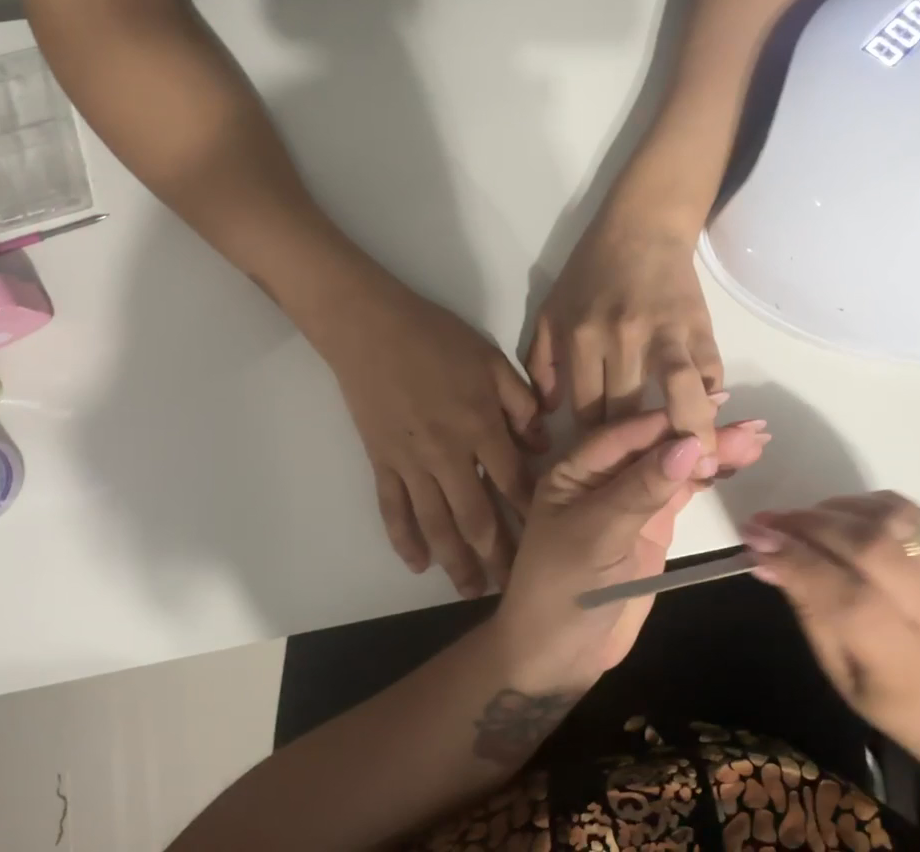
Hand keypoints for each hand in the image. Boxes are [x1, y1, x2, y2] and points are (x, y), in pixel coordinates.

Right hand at [321, 279, 546, 598]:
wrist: (369, 328)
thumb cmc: (436, 338)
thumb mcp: (492, 360)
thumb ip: (521, 403)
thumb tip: (543, 446)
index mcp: (480, 427)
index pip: (514, 484)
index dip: (532, 516)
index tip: (550, 544)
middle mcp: (447, 455)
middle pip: (476, 517)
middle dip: (496, 555)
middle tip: (513, 588)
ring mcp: (410, 463)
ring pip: (435, 524)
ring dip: (454, 561)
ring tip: (470, 591)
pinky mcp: (380, 462)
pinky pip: (392, 510)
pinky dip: (403, 539)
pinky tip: (417, 564)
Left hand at [494, 411, 769, 686]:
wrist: (557, 658)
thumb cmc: (562, 589)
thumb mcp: (598, 534)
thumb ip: (643, 490)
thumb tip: (689, 444)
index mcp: (576, 469)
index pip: (629, 433)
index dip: (671, 419)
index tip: (715, 406)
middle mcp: (603, 477)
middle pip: (657, 447)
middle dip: (701, 434)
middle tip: (753, 428)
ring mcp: (630, 503)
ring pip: (674, 468)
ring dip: (712, 454)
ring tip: (757, 441)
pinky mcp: (650, 529)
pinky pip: (681, 495)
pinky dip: (707, 480)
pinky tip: (733, 465)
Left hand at [528, 222, 722, 446]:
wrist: (642, 226)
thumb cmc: (591, 270)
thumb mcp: (552, 310)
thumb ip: (541, 362)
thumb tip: (548, 413)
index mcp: (581, 337)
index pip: (587, 410)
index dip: (597, 444)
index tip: (606, 463)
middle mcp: (622, 338)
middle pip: (629, 412)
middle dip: (639, 450)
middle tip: (647, 473)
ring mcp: (665, 332)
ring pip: (680, 393)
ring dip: (691, 434)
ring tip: (702, 468)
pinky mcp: (699, 326)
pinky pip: (709, 371)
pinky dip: (712, 399)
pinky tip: (711, 421)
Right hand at [741, 492, 919, 764]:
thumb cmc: (897, 705)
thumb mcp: (841, 675)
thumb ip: (808, 610)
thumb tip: (765, 558)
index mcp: (905, 660)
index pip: (847, 596)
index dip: (796, 561)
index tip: (754, 540)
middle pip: (872, 547)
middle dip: (810, 525)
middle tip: (769, 520)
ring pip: (893, 519)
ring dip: (837, 509)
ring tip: (804, 518)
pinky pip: (911, 512)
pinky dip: (868, 504)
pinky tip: (841, 514)